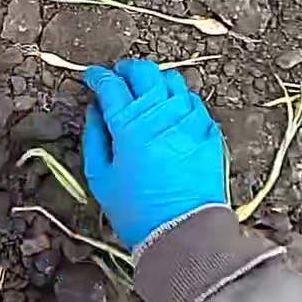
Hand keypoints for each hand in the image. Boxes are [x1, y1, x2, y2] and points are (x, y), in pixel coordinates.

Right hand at [82, 58, 226, 248]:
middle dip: (128, 68)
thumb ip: (95, 138)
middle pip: (145, 71)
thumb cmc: (138, 211)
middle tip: (120, 76)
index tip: (93, 77)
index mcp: (129, 126)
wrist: (185, 232)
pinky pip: (193, 101)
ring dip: (156, 80)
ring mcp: (188, 120)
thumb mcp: (101, 178)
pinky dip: (179, 98)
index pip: (111, 84)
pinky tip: (171, 110)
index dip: (98, 76)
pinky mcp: (208, 130)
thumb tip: (94, 110)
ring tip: (147, 92)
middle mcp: (160, 115)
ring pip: (172, 80)